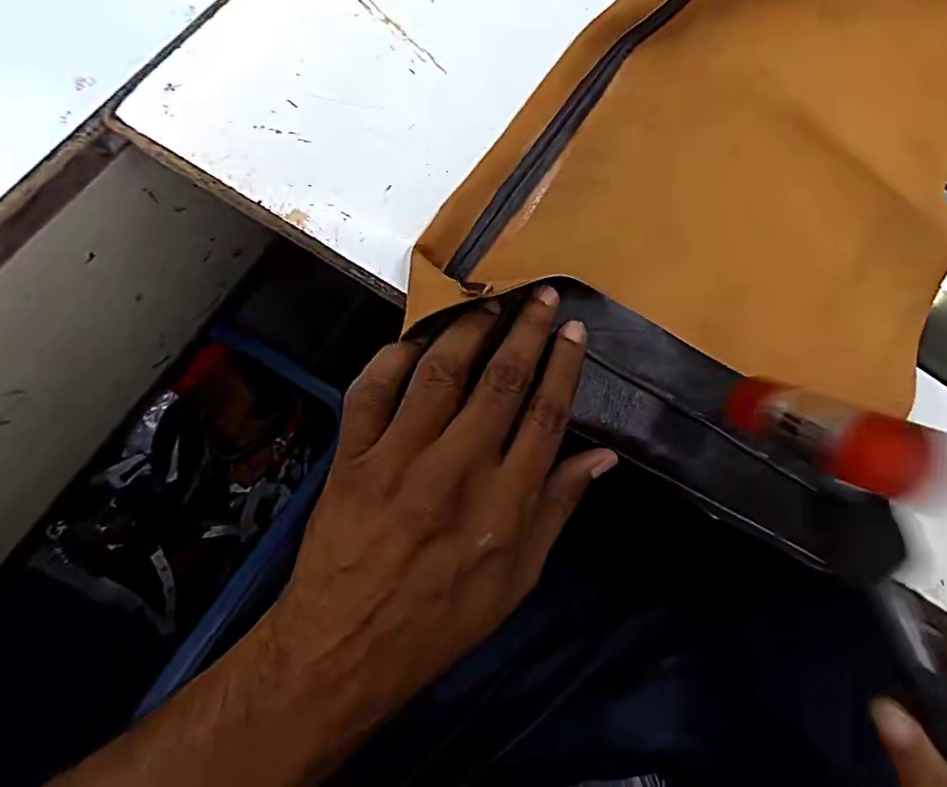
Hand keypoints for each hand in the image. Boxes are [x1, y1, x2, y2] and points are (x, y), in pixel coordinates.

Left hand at [59, 286, 613, 785]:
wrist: (342, 652)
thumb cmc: (442, 619)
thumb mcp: (518, 580)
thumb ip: (559, 509)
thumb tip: (604, 455)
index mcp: (504, 504)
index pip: (545, 415)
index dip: (563, 365)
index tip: (573, 330)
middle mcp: (456, 471)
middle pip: (501, 382)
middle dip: (526, 330)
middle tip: (539, 293)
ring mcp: (399, 460)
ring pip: (440, 375)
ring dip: (468, 330)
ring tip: (488, 303)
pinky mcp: (352, 459)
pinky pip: (371, 392)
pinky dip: (391, 357)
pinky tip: (413, 338)